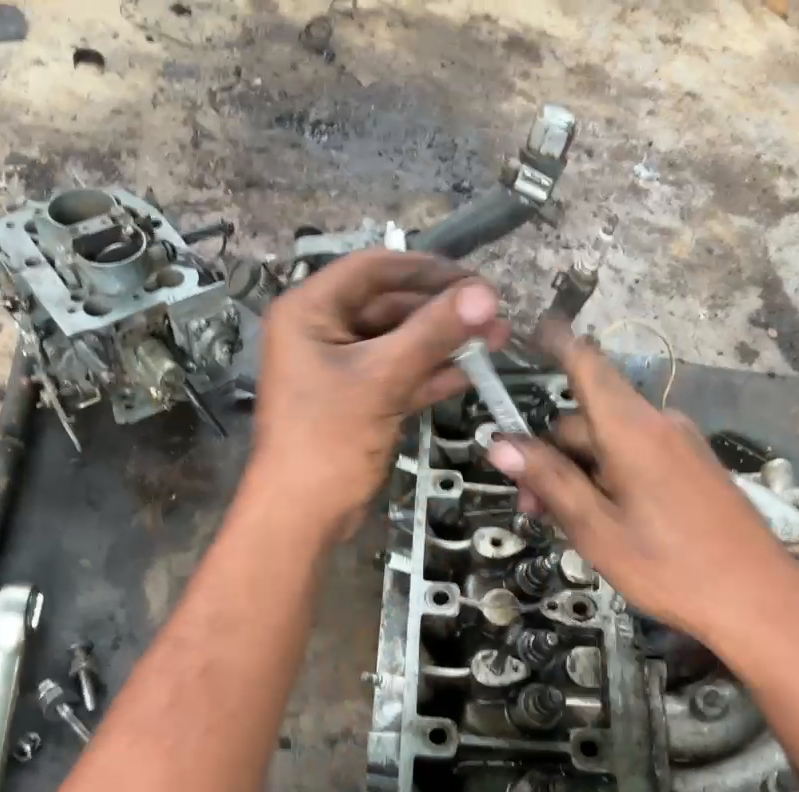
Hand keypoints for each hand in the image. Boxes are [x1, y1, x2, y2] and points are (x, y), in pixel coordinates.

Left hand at [249, 250, 507, 534]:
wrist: (300, 515)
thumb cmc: (327, 439)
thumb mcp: (382, 378)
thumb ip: (433, 333)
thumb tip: (487, 295)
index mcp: (308, 311)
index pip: (372, 269)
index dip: (425, 269)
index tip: (474, 279)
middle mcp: (320, 331)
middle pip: (389, 304)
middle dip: (442, 311)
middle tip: (494, 314)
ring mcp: (339, 368)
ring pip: (399, 342)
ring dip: (444, 343)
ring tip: (497, 341)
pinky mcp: (357, 400)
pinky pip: (398, 374)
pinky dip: (431, 373)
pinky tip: (472, 371)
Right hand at [483, 320, 796, 637]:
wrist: (758, 600)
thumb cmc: (670, 566)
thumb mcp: (596, 529)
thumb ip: (550, 481)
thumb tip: (501, 444)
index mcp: (633, 431)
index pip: (588, 366)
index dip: (557, 344)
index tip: (532, 329)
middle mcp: (658, 425)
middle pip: (588, 420)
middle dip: (551, 455)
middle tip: (530, 509)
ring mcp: (680, 447)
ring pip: (610, 444)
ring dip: (578, 474)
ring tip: (566, 526)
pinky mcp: (693, 469)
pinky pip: (636, 459)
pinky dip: (608, 479)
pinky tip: (604, 522)